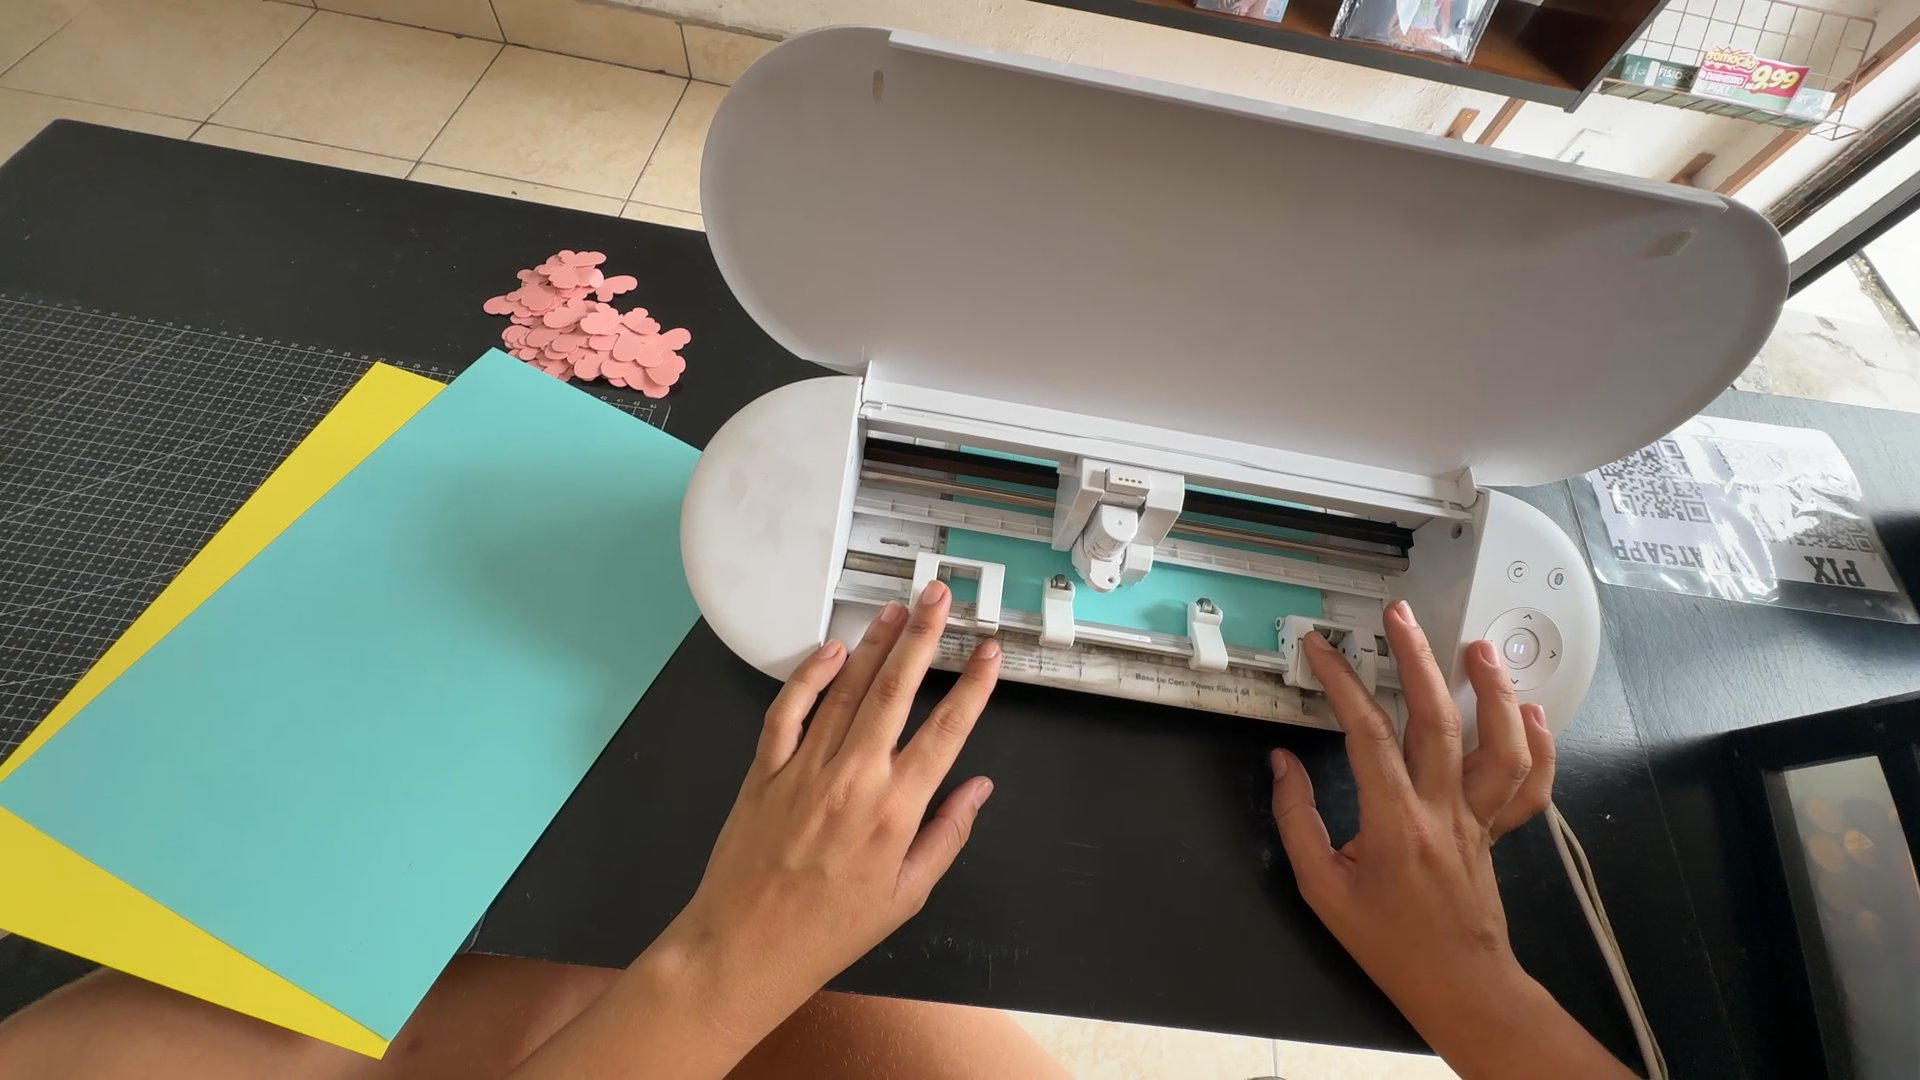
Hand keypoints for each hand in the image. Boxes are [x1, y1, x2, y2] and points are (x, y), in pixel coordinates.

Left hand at [659, 580, 1000, 1043]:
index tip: (988, 653)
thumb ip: (949, 834)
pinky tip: (831, 650)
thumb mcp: (906, 895)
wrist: (743, 949)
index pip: (947, 731)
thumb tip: (979, 788)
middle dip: (922, 637)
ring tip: (896, 610)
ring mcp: (805, 768)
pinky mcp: (765, 768)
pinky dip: (809, 675)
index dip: (974, 686)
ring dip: (874, 644)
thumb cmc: (828, 930)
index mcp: (894, 811)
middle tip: (938, 598)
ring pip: (846, 689)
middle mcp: (852, 778)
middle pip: (895, 690)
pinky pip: (789, 709)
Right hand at [1272, 600, 1622, 1079]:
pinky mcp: (1496, 830)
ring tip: (1477, 648)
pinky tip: (1527, 711)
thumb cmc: (1386, 939)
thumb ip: (1296, 817)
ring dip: (1490, 692)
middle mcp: (1444, 811)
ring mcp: (1478, 819)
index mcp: (1395, 822)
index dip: (1342, 683)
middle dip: (1418, 660)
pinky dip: (1534, 745)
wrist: (1462, 987)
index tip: (1321, 648)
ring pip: (1497, 747)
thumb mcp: (1319, 885)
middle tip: (1402, 618)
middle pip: (1437, 722)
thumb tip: (1283, 763)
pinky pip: (1527, 785)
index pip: (1367, 735)